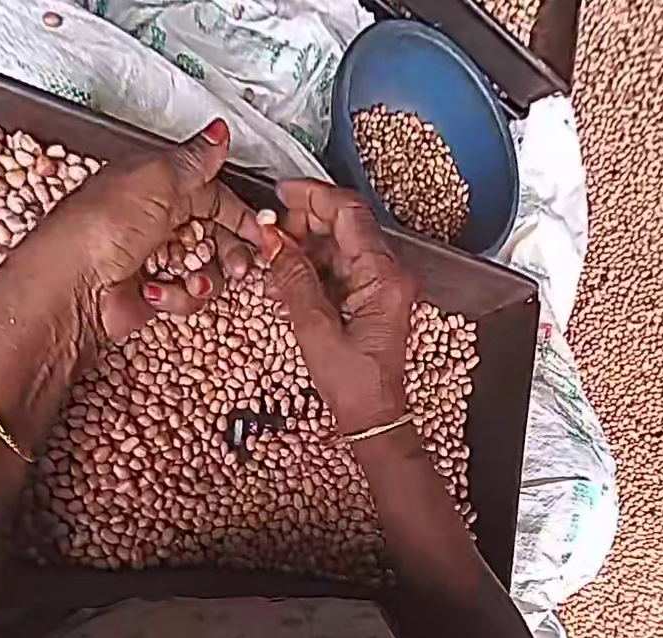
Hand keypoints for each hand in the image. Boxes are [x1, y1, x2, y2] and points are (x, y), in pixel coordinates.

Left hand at [0, 118, 264, 389]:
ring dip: (203, 280)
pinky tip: (156, 292)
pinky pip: (188, 298)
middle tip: (239, 267)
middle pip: (218, 238)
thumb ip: (194, 161)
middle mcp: (162, 221)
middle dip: (231, 255)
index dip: (242, 217)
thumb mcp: (155, 182)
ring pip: (208, 271)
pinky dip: (177, 298)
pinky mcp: (157, 292)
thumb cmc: (104, 228)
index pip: (215, 197)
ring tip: (189, 282)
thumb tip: (219, 132)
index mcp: (160, 187)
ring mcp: (159, 259)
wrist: (75, 287)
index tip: (264, 235)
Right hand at [259, 179, 418, 433]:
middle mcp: (390, 276)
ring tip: (274, 269)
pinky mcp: (373, 301)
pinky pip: (341, 273)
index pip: (349, 214)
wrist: (373, 418)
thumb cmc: (354, 385)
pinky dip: (314, 273)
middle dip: (304, 226)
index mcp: (384, 278)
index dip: (312, 196)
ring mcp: (383, 288)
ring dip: (305, 252)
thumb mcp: (315, 331)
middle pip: (345, 227)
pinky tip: (288, 285)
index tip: (282, 195)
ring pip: (340, 249)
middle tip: (272, 237)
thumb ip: (294, 280)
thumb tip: (273, 242)